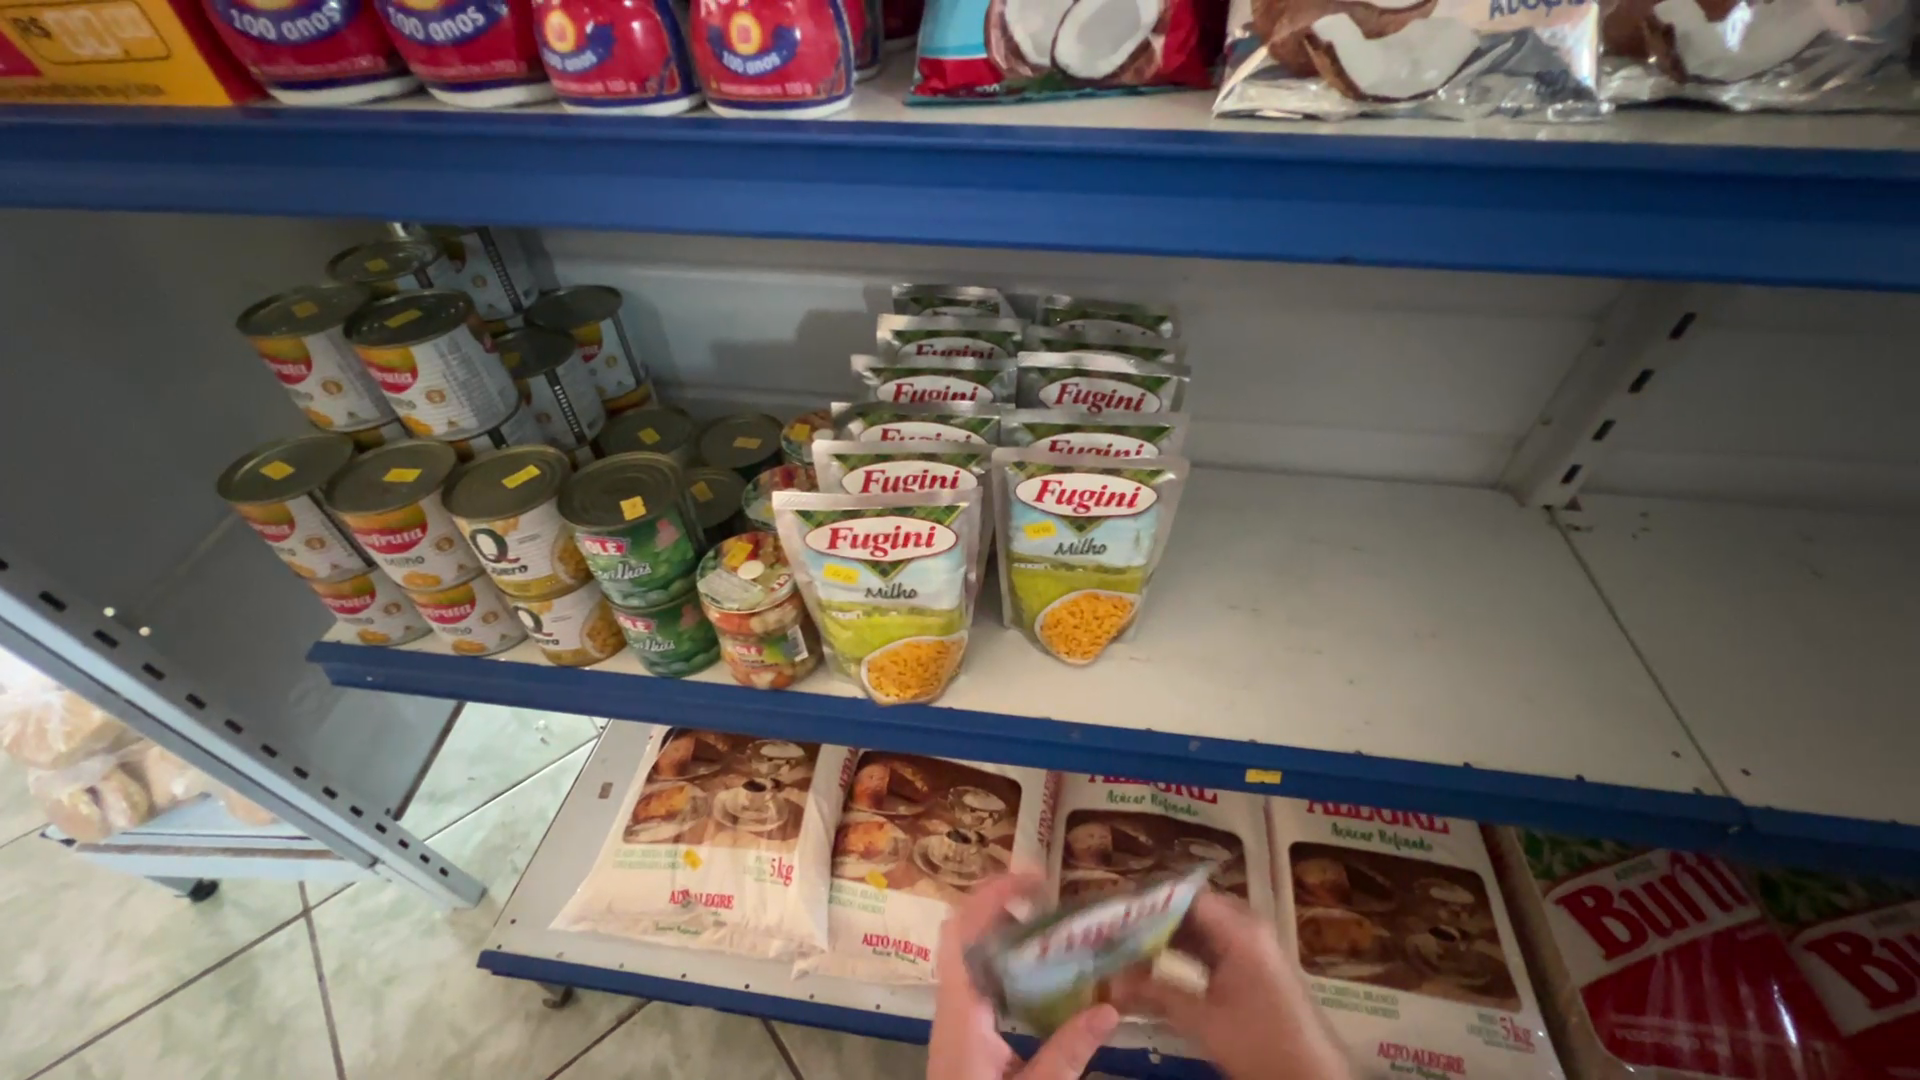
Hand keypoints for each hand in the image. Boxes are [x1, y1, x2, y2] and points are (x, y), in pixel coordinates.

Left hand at [928, 871, 1120, 1079]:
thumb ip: (1068, 1053)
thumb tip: (1111, 1006)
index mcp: (962, 1011)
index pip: (964, 930)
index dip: (994, 894)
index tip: (1035, 879)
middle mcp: (952, 1002)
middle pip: (962, 930)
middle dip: (999, 903)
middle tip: (1046, 900)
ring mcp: (954, 1014)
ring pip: (969, 951)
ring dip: (1003, 929)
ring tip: (1050, 927)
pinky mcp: (963, 1030)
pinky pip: (978, 976)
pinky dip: (1005, 959)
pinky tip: (1040, 973)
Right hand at [1110, 891, 1350, 1079]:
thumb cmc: (1262, 1047)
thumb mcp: (1204, 1021)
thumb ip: (1156, 993)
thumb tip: (1111, 980)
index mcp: (1239, 928)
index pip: (1183, 894)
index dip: (1146, 900)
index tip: (1113, 911)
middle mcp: (1246, 925)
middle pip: (1189, 907)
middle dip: (1151, 918)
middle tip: (1114, 929)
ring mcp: (1252, 944)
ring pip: (1198, 926)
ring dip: (1165, 936)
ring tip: (1126, 944)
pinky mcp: (1253, 964)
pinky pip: (1210, 944)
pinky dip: (1183, 952)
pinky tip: (1156, 963)